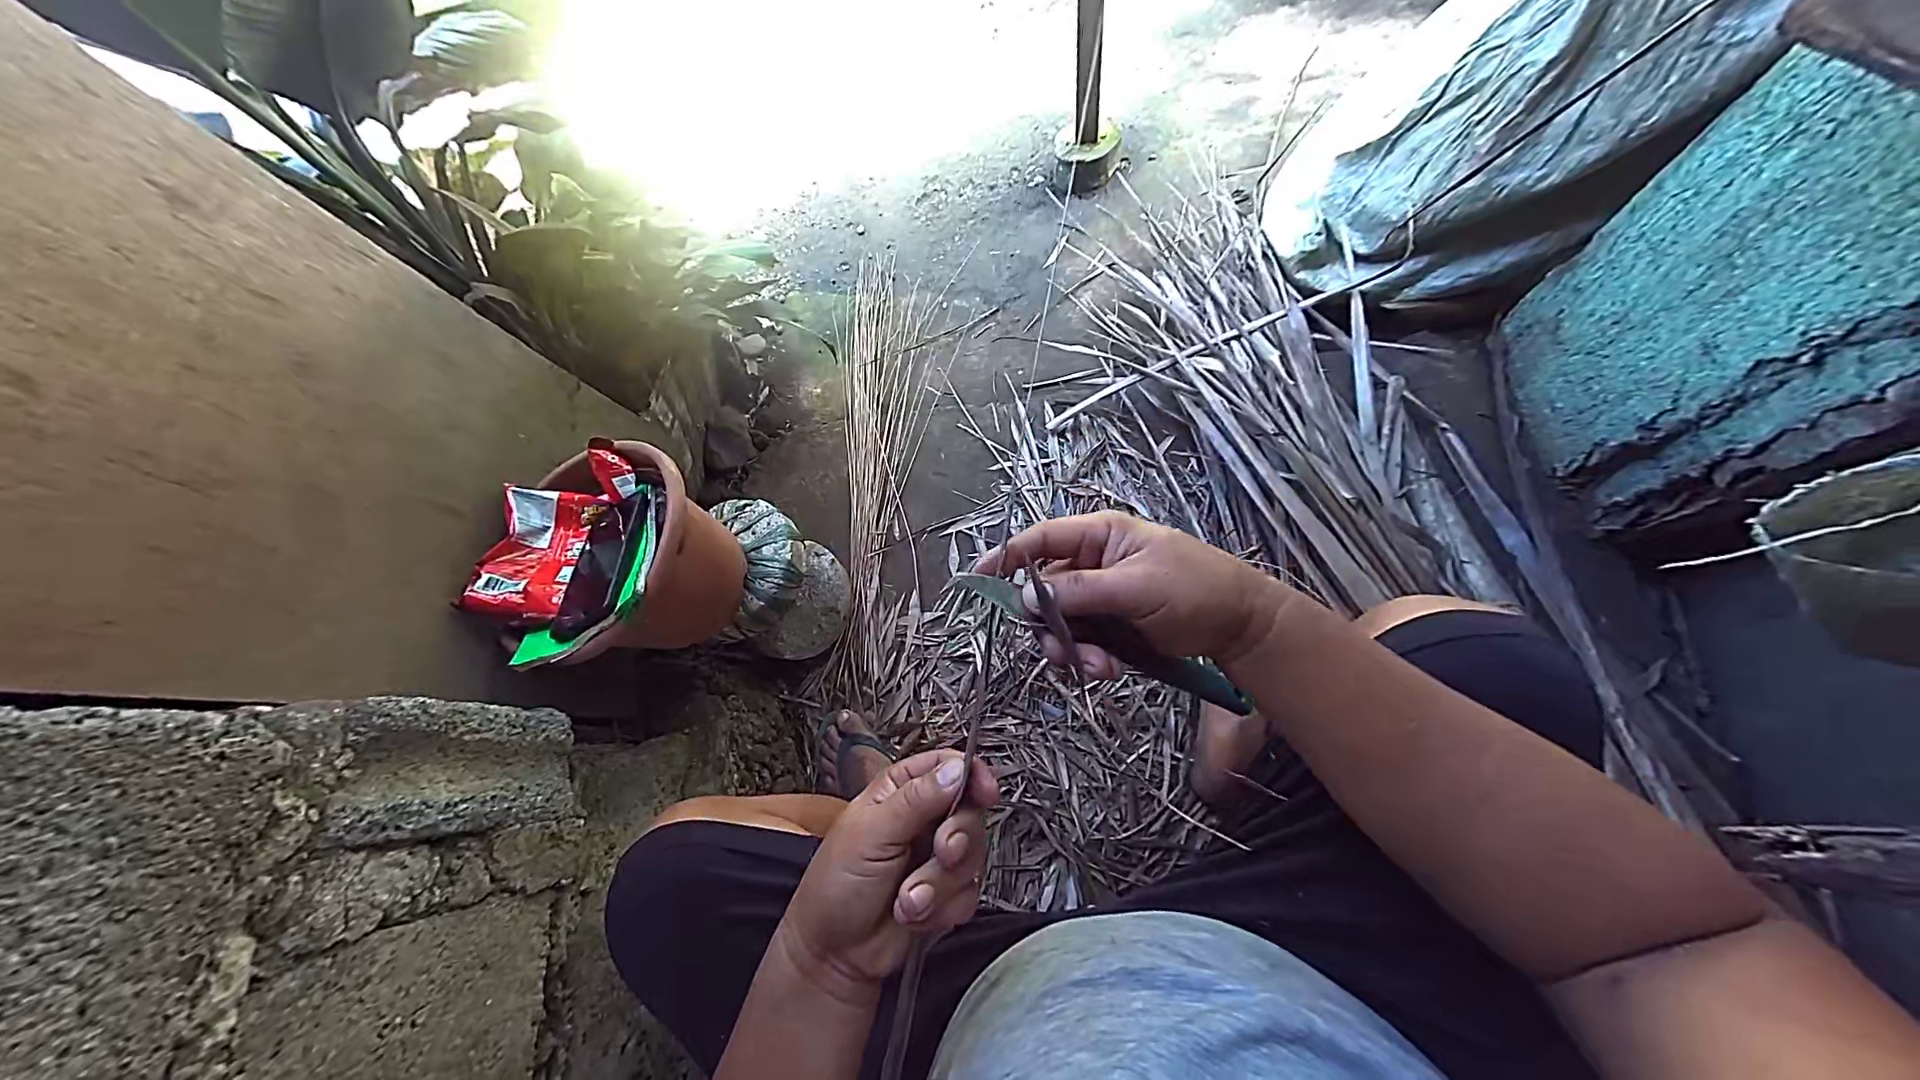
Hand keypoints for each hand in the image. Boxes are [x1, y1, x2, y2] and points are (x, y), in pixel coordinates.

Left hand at [777, 749, 997, 1001]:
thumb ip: (917, 799)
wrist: (834, 956)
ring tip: (908, 895)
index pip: (948, 766)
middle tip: (941, 851)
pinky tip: (914, 912)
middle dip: (957, 836)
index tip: (983, 790)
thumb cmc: (834, 886)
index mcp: (901, 789)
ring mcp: (936, 855)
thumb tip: (955, 770)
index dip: (971, 774)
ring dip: (941, 882)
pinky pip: (969, 892)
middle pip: (970, 809)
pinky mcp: (947, 891)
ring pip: (973, 853)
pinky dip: (943, 907)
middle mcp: (923, 818)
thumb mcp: (871, 833)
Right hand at [974, 510, 1304, 678]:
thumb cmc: (1195, 587)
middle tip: (1059, 648)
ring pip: (1060, 623)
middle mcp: (1093, 564)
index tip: (980, 577)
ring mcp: (1101, 598)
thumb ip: (1080, 590)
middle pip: (1043, 591)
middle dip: (1047, 624)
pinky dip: (1089, 659)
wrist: (1239, 625)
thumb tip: (1025, 597)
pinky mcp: (1110, 628)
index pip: (1042, 539)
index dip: (1008, 555)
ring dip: (1071, 648)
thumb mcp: (1135, 585)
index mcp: (1100, 537)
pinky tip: (1110, 669)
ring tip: (1100, 666)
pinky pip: (1081, 643)